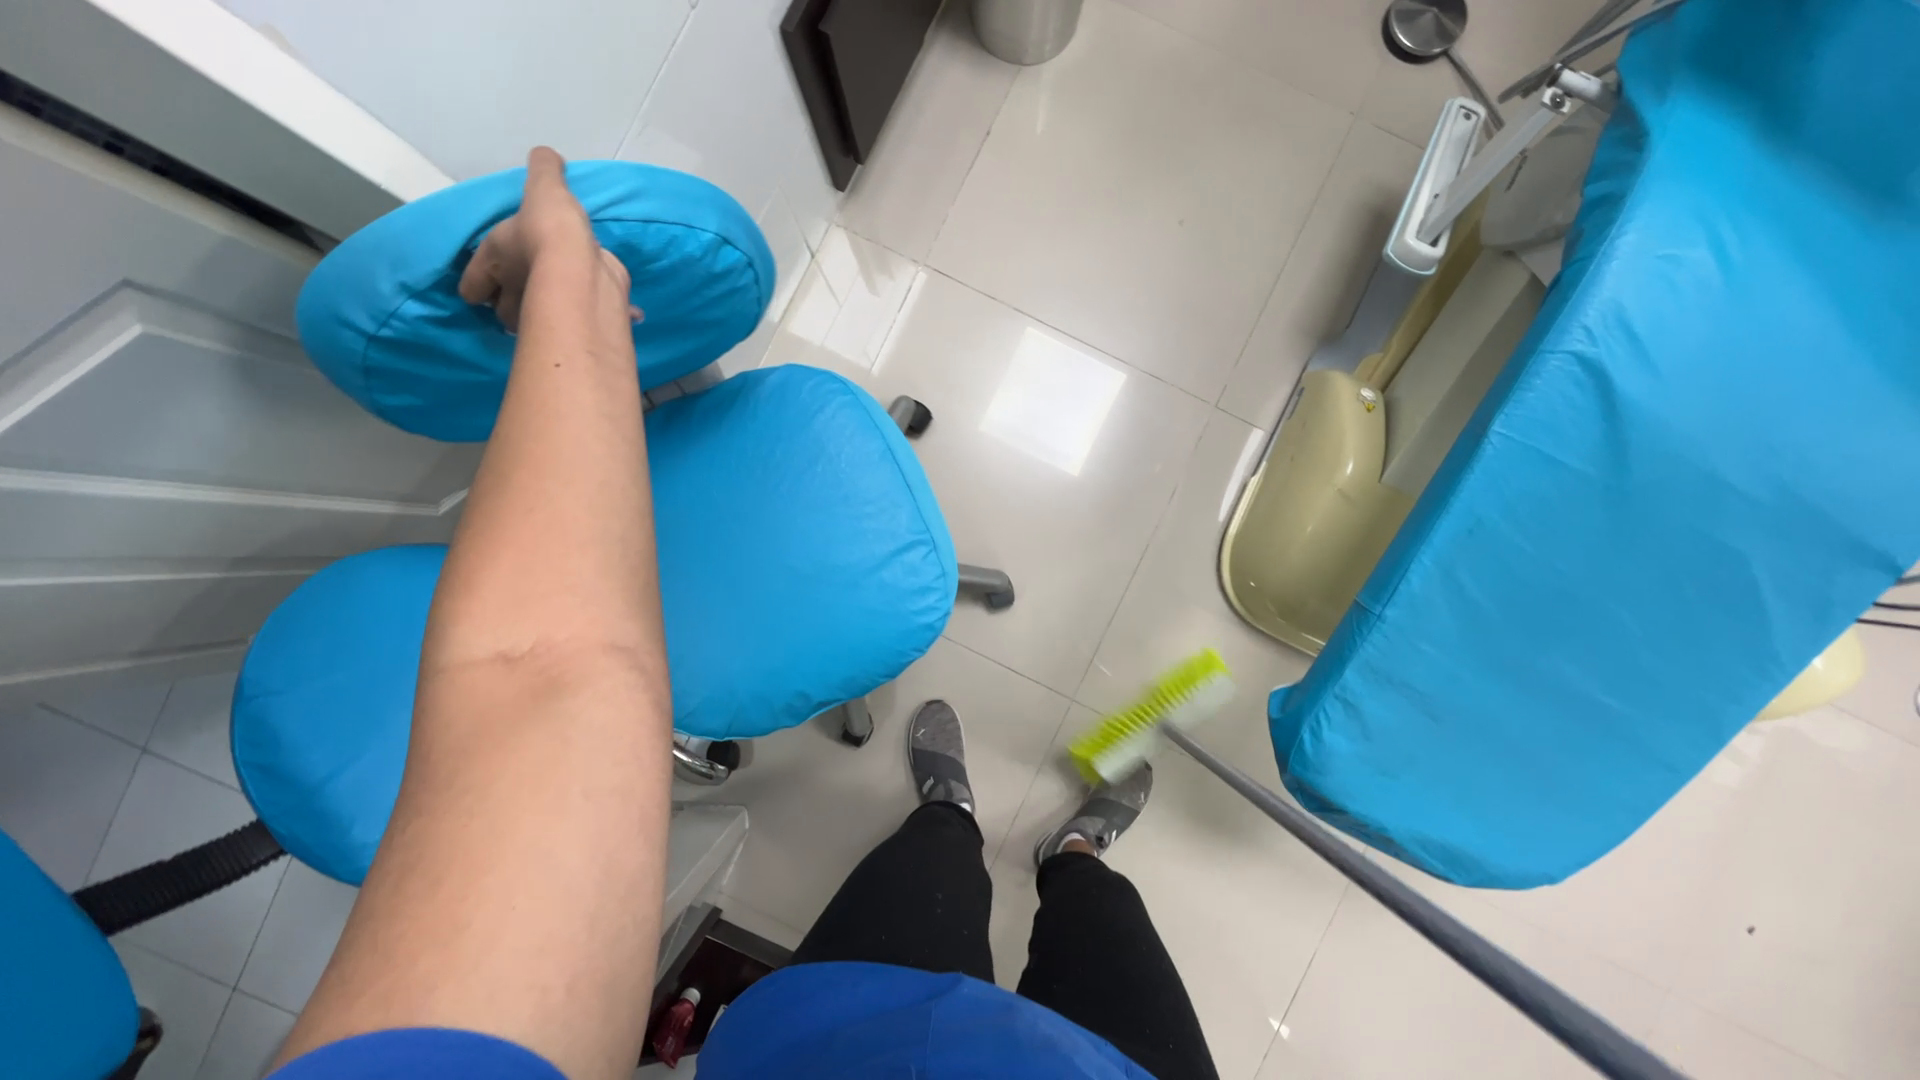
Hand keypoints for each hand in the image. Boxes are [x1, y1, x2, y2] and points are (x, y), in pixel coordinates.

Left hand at [458, 147, 635, 332]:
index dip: (478, 285)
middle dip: (514, 305)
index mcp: (495, 262)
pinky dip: (605, 312)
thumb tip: (547, 156)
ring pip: (539, 323)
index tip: (487, 284)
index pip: (472, 287)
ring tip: (566, 300)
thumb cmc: (549, 230)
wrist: (584, 271)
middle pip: (504, 313)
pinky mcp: (582, 319)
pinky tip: (622, 308)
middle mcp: (515, 294)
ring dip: (549, 314)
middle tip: (529, 290)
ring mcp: (546, 314)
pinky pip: (592, 318)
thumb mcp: (544, 186)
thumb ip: (544, 169)